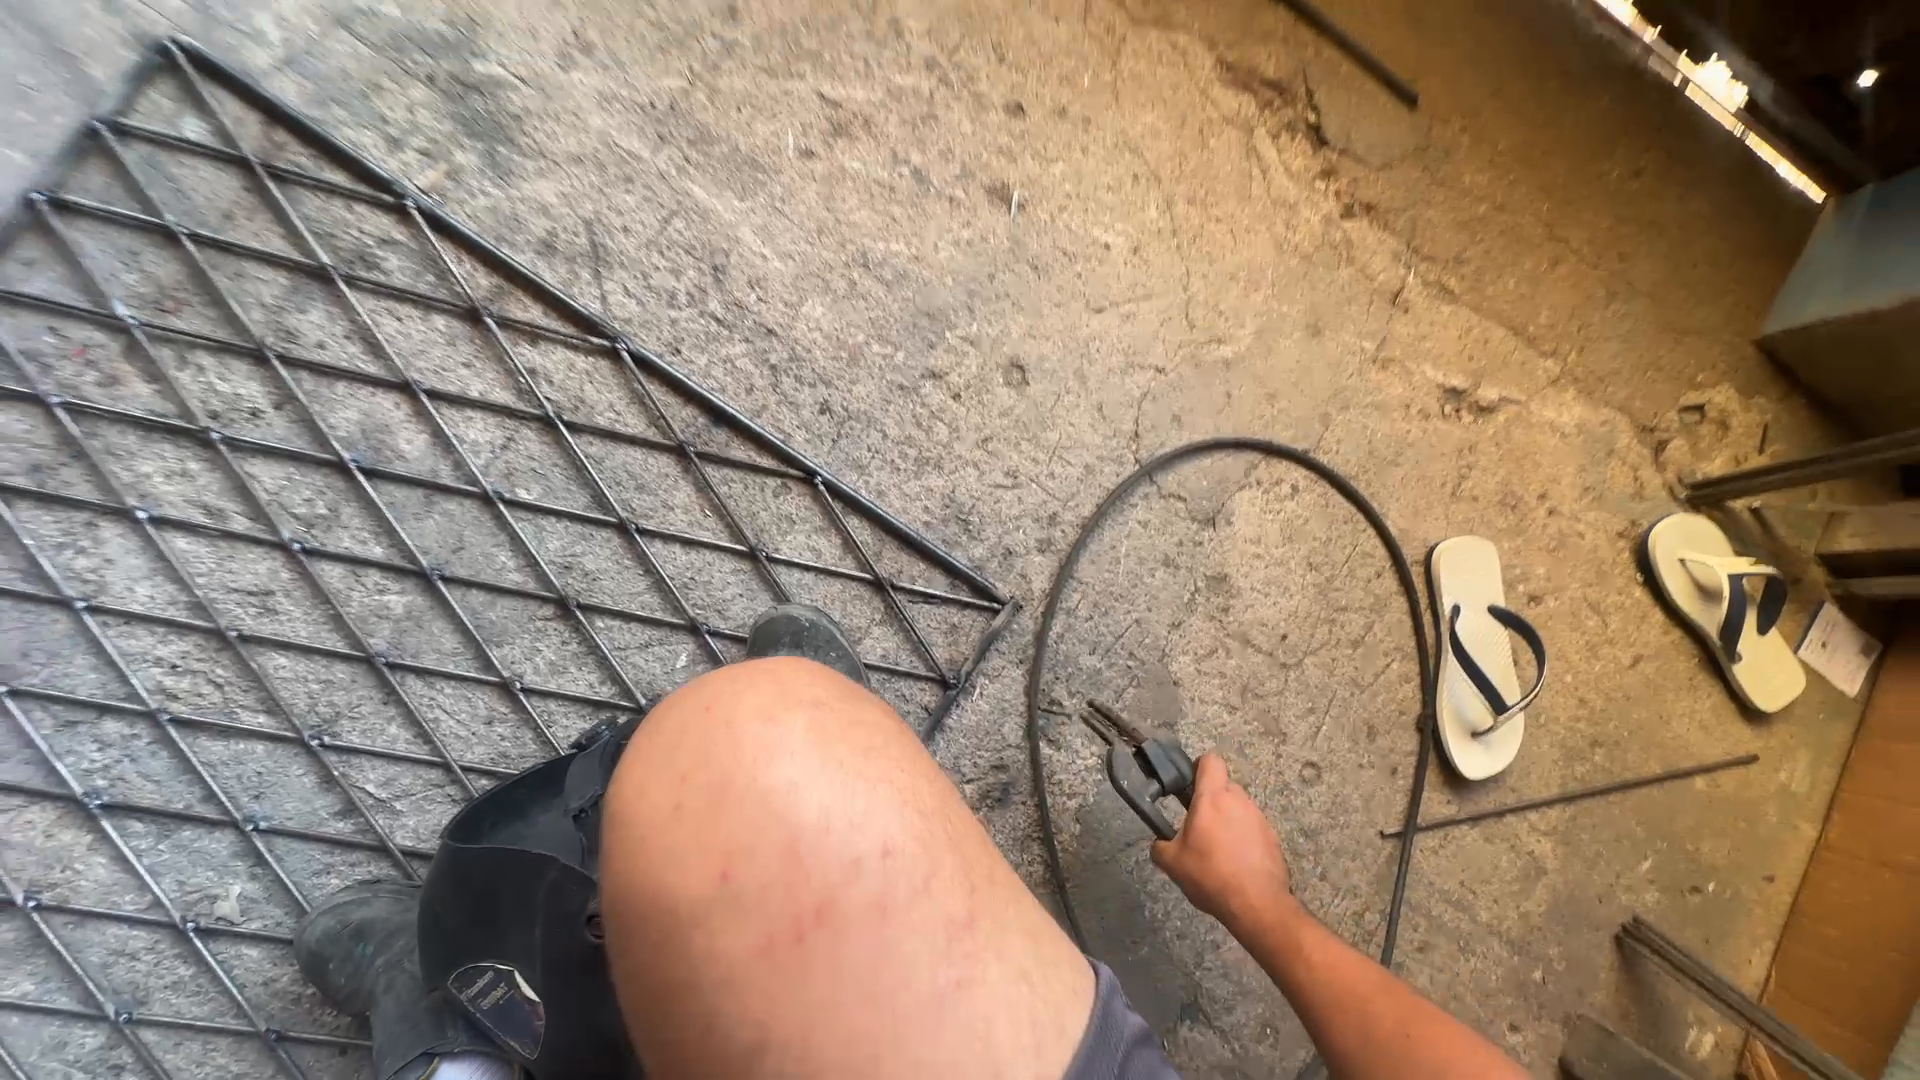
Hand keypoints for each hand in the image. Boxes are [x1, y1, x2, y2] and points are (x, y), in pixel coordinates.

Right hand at [1150, 754, 1296, 934]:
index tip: (1189, 786)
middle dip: (1212, 799)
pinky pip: (1253, 828)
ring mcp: (1259, 818)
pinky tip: (1237, 863)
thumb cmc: (1210, 875)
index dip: (1199, 767)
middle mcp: (1239, 801)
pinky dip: (1244, 838)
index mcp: (1212, 798)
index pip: (1210, 761)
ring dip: (1228, 820)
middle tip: (1199, 825)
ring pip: (1239, 808)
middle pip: (1224, 786)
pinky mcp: (1273, 838)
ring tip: (1219, 849)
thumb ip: (1160, 846)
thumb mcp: (1172, 863)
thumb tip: (1160, 844)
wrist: (1257, 905)